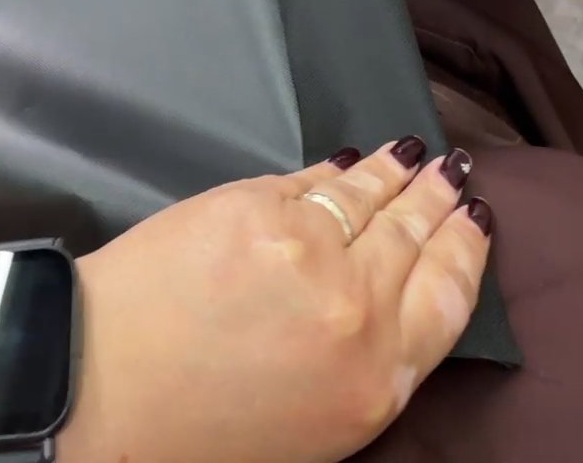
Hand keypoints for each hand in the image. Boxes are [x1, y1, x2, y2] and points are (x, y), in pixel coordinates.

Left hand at [65, 139, 493, 462]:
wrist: (106, 386)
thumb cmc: (205, 429)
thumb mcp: (318, 424)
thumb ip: (368, 359)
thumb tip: (387, 295)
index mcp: (377, 378)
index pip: (447, 296)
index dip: (465, 248)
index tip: (476, 218)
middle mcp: (354, 304)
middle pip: (411, 235)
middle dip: (435, 199)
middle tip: (453, 172)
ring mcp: (303, 245)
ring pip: (365, 195)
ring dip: (394, 172)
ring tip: (414, 153)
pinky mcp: (252, 205)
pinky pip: (310, 180)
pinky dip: (335, 170)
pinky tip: (348, 161)